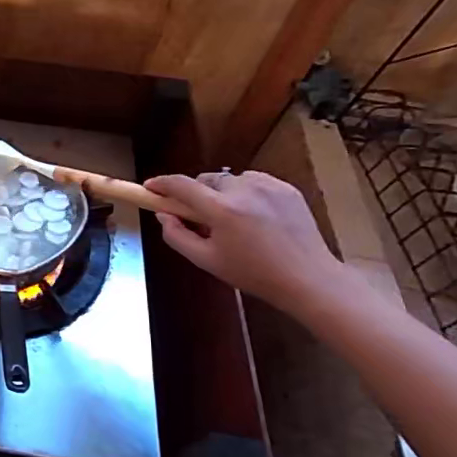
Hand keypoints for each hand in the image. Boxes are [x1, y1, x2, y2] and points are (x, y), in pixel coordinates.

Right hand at [144, 170, 344, 311]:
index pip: (181, 186)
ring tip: (230, 218)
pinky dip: (245, 193)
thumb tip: (163, 215)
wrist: (307, 277)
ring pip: (230, 179)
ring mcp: (268, 186)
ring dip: (221, 193)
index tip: (150, 187)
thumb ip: (177, 235)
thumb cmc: (252, 273)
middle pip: (206, 179)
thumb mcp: (205, 260)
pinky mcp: (286, 187)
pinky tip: (253, 216)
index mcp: (222, 210)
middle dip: (196, 194)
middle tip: (198, 217)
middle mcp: (244, 190)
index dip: (161, 184)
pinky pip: (254, 181)